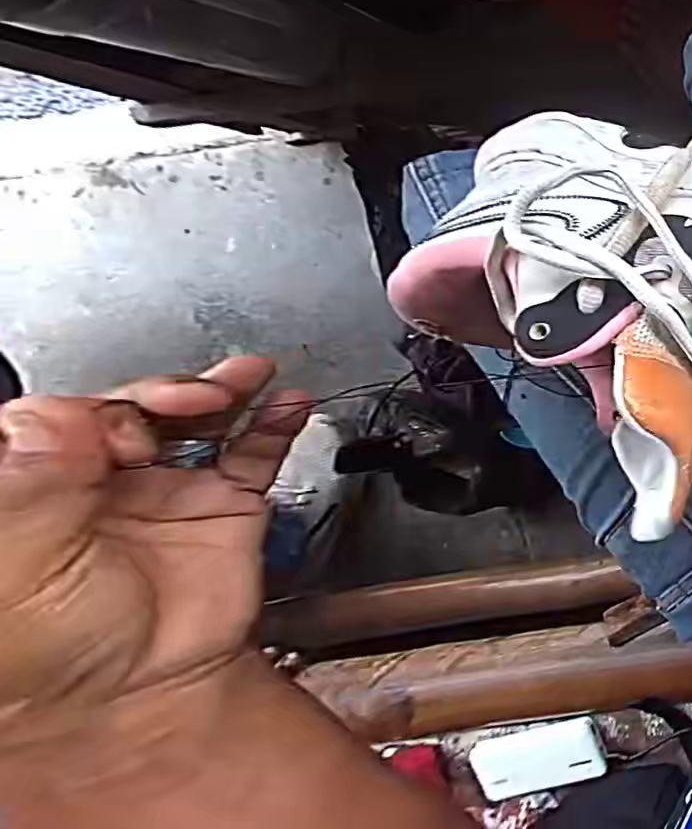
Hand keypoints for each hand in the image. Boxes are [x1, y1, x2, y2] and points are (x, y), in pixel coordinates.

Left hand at [0, 357, 308, 751]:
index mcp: (23, 499)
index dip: (83, 413)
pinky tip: (287, 405)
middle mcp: (90, 486)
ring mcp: (164, 490)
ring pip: (195, 422)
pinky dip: (276, 423)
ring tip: (244, 380)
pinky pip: (256, 451)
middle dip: (161, 395)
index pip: (44, 425)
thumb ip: (31, 496)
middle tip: (189, 401)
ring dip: (222, 393)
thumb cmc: (48, 654)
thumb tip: (53, 417)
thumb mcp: (17, 573)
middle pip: (128, 413)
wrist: (143, 689)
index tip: (112, 430)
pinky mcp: (227, 500)